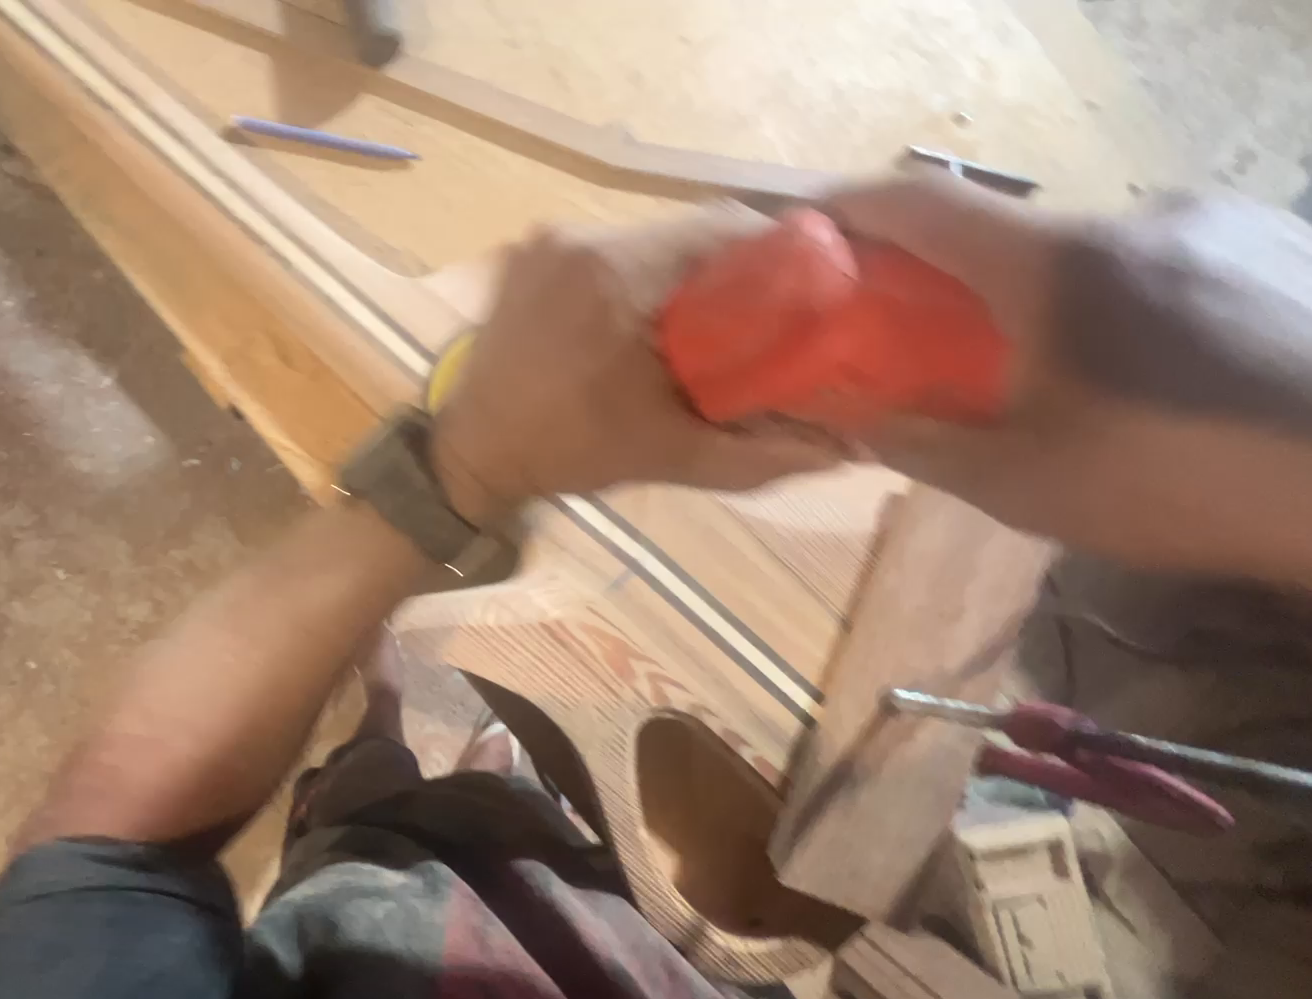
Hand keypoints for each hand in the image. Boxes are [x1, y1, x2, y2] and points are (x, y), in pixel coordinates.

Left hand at [428, 210, 840, 522]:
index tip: (804, 294)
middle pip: (686, 231)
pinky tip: (646, 315)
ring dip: (681, 273)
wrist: (471, 452)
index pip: (726, 229)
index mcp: (616, 275)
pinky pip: (605, 251)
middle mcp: (579, 238)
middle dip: (730, 270)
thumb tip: (840, 454)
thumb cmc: (564, 454)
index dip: (778, 256)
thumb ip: (754, 455)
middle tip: (759, 315)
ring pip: (646, 238)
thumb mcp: (664, 455)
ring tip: (704, 319)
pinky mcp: (528, 256)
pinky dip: (636, 276)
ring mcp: (545, 242)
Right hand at [822, 176, 1311, 598]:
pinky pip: (1165, 256)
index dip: (858, 205)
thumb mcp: (1018, 484)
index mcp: (1058, 267)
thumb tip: (860, 422)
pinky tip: (1151, 362)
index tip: (812, 220)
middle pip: (1010, 231)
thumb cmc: (1184, 483)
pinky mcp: (1288, 244)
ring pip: (1092, 247)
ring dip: (1048, 294)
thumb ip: (920, 443)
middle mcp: (1139, 218)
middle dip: (957, 277)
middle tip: (939, 340)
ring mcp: (1224, 223)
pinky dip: (1122, 294)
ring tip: (1058, 369)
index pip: (930, 207)